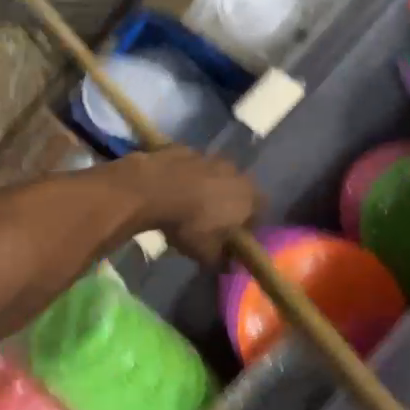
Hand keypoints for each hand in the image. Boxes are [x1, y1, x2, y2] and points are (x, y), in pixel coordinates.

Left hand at [116, 148, 261, 267]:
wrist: (150, 188)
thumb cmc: (187, 224)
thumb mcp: (207, 254)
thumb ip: (222, 259)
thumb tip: (226, 263)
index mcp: (248, 196)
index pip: (259, 210)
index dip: (248, 223)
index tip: (234, 235)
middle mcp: (232, 171)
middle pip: (236, 186)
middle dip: (226, 200)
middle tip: (210, 217)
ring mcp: (205, 155)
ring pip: (211, 172)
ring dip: (204, 183)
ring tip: (186, 200)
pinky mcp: (180, 147)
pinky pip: (188, 163)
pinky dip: (182, 172)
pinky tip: (169, 185)